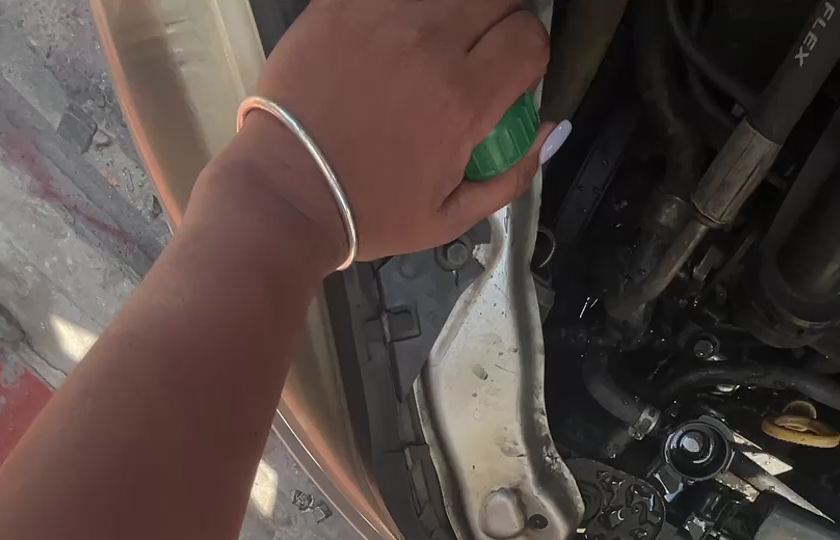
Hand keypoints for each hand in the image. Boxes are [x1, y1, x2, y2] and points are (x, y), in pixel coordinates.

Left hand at [237, 0, 561, 261]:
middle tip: (480, 60)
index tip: (515, 82)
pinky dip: (410, 8)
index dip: (533, 60)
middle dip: (503, 25)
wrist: (289, 193)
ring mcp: (382, 12)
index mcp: (462, 98)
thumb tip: (551, 133)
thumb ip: (511, 175)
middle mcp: (428, 40)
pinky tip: (400, 36)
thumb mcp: (450, 218)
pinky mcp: (343, 1)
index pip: (531, 39)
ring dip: (459, 12)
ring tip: (440, 46)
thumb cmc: (370, 213)